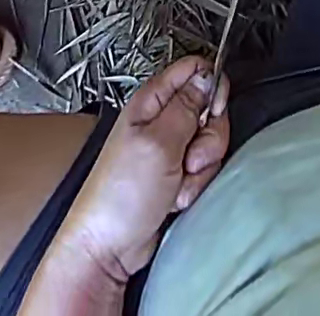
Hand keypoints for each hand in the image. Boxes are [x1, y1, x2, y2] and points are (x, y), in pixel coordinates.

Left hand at [51, 55, 230, 282]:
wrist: (108, 249)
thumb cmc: (119, 196)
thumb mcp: (158, 143)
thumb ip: (186, 107)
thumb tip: (207, 76)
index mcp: (152, 100)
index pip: (194, 70)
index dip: (211, 85)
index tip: (212, 110)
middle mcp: (162, 118)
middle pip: (209, 108)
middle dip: (208, 137)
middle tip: (188, 157)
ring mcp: (170, 146)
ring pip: (209, 141)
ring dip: (200, 167)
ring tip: (176, 181)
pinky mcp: (176, 171)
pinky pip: (203, 168)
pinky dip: (195, 185)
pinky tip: (175, 196)